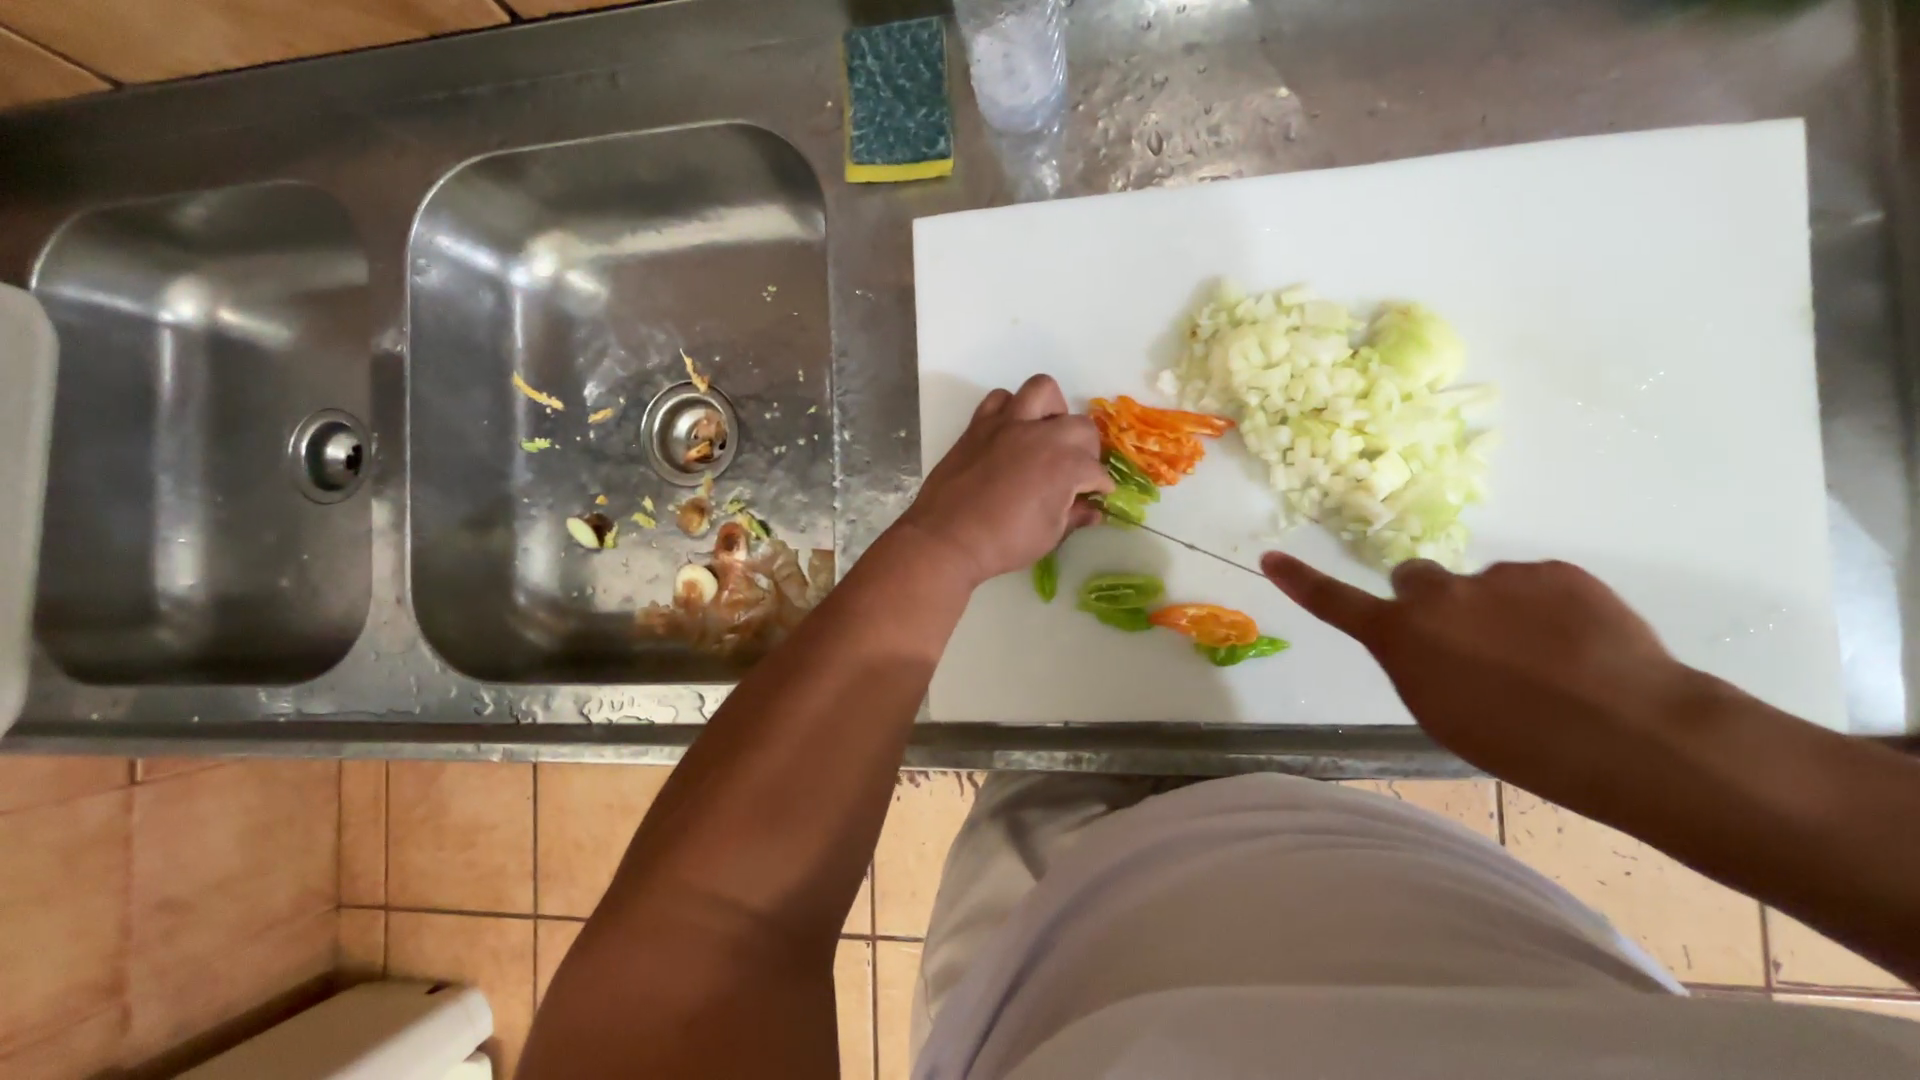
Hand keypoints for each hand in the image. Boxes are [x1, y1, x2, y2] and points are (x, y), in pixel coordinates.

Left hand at [897, 375, 1112, 587]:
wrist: (947, 537)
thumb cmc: (1004, 542)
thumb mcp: (1049, 536)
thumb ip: (1074, 516)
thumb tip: (1093, 511)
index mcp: (1065, 464)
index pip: (1096, 470)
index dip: (1100, 486)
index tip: (1098, 495)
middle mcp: (1041, 435)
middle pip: (1080, 426)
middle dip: (1087, 449)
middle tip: (1078, 469)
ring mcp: (1008, 424)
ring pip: (1042, 390)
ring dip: (1053, 410)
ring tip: (1047, 434)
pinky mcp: (980, 425)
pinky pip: (999, 399)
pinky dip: (1011, 409)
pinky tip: (1011, 432)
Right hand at [1261, 553, 1702, 776]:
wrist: (1630, 730)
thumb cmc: (1520, 742)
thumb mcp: (1442, 714)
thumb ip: (1416, 666)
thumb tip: (1425, 643)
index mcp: (1401, 636)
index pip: (1335, 602)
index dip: (1301, 582)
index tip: (1272, 558)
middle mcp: (1438, 595)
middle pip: (1416, 580)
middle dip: (1432, 603)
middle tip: (1471, 645)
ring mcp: (1498, 577)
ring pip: (1483, 588)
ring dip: (1499, 613)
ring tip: (1548, 661)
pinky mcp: (1554, 570)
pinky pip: (1536, 584)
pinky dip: (1549, 609)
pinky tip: (1580, 647)